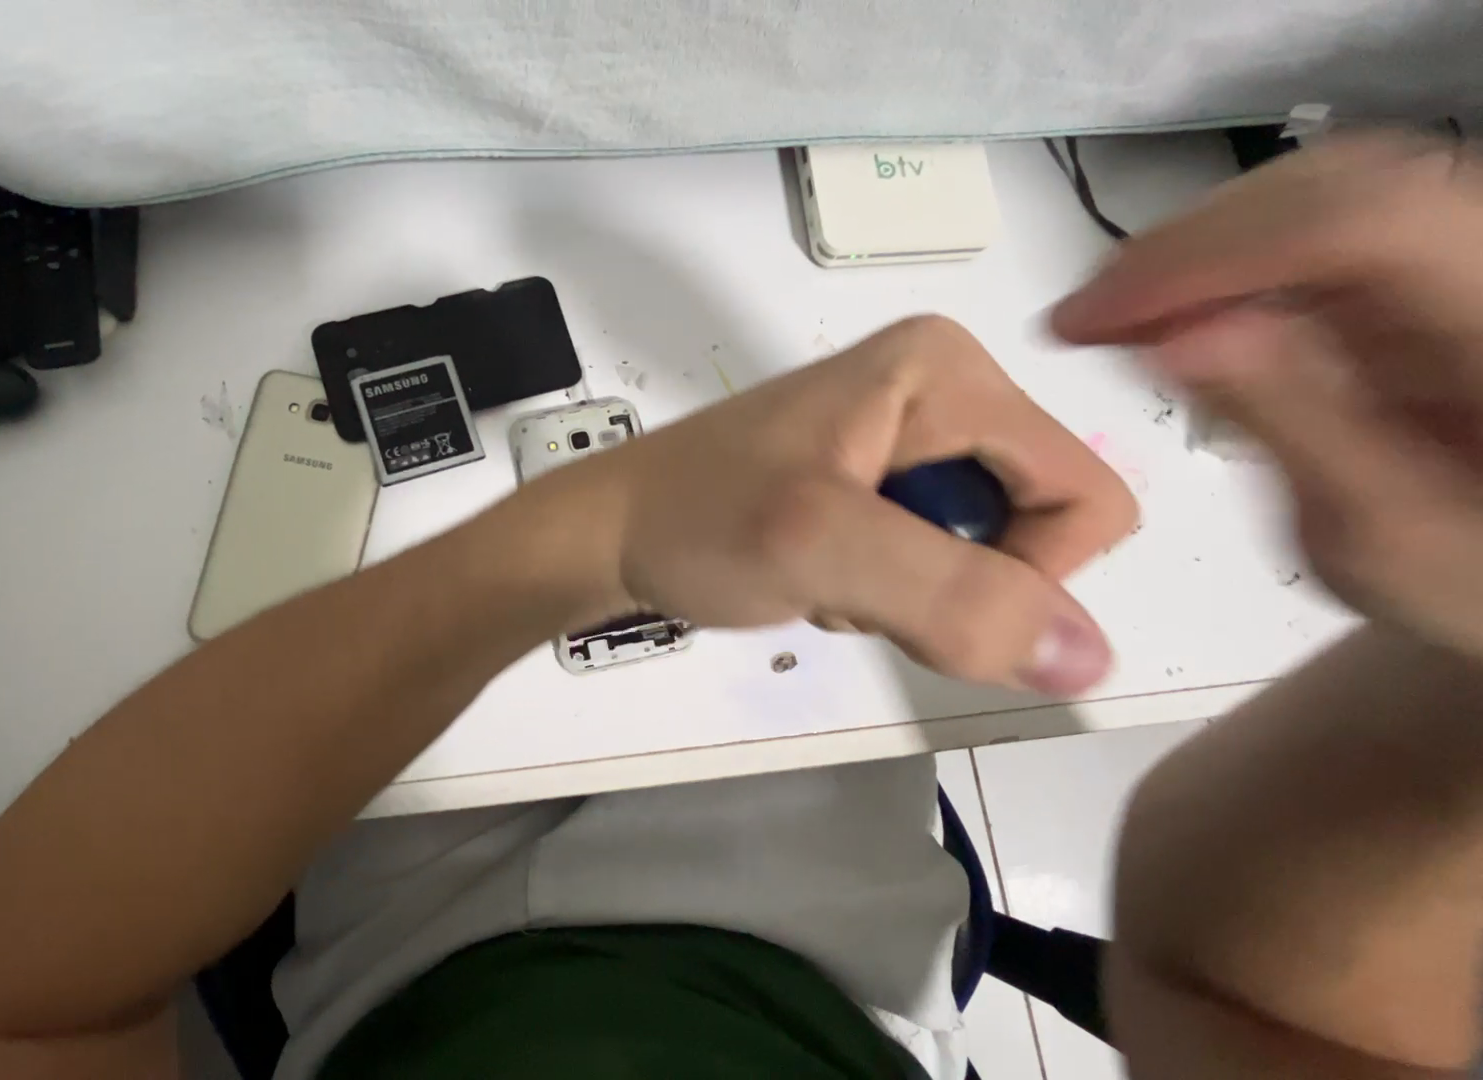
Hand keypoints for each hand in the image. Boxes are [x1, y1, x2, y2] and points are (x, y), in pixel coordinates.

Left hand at [539, 315, 1135, 695]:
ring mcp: (900, 440)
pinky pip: (922, 559)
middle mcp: (939, 393)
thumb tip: (1091, 657)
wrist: (605, 535)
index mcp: (949, 373)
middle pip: (1031, 529)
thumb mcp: (821, 550)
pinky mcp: (864, 483)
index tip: (912, 590)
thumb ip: (954, 596)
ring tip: (816, 572)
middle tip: (846, 576)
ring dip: (902, 592)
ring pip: (974, 556)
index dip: (1025, 575)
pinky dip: (874, 589)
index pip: (1082, 498)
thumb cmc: (698, 522)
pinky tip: (808, 574)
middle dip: (944, 582)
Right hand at [1053, 133, 1482, 658]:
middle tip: (1084, 315)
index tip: (1086, 319)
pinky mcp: (1432, 271)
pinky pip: (1323, 223)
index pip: (1357, 228)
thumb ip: (1287, 428)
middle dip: (1184, 245)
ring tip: (1113, 314)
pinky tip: (1170, 308)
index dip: (1202, 257)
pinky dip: (1225, 256)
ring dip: (1196, 246)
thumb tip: (1178, 338)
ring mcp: (1466, 261)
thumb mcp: (1373, 532)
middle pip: (1337, 187)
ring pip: (1324, 188)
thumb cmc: (1460, 576)